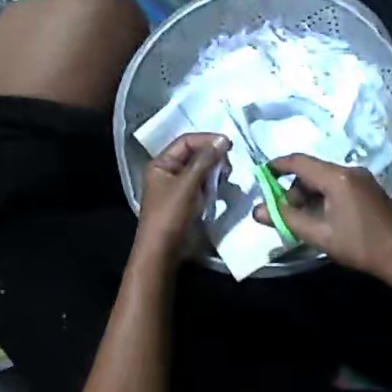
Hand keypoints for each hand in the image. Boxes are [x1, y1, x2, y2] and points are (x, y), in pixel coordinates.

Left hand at [135, 133, 228, 257]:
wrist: (163, 251)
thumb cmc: (170, 215)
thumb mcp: (187, 185)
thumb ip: (205, 160)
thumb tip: (223, 139)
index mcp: (161, 163)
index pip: (186, 142)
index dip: (207, 140)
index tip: (230, 144)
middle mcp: (168, 171)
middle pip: (194, 154)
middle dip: (212, 156)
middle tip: (228, 166)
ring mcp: (177, 187)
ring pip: (200, 170)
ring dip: (214, 171)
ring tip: (226, 177)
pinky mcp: (187, 200)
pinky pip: (202, 185)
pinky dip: (212, 184)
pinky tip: (221, 188)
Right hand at [255, 154, 391, 278]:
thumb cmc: (359, 245)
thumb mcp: (318, 235)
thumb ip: (286, 219)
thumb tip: (257, 210)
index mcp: (336, 178)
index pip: (299, 162)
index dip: (277, 166)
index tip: (261, 174)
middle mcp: (349, 170)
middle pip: (311, 171)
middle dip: (294, 189)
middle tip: (287, 213)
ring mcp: (361, 178)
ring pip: (323, 178)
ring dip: (309, 194)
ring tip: (305, 220)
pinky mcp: (367, 188)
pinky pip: (337, 184)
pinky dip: (323, 196)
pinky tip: (322, 217)